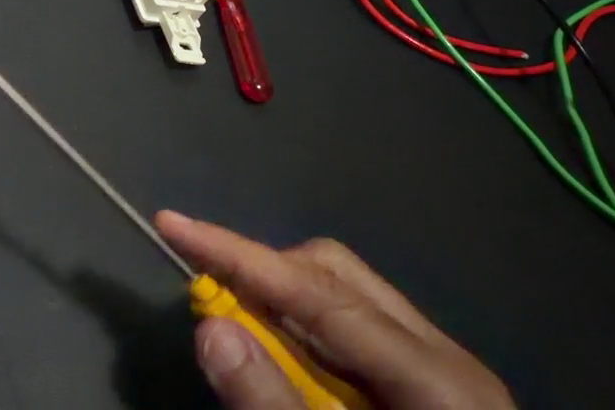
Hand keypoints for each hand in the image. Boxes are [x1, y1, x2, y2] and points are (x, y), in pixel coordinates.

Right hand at [154, 211, 513, 409]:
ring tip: (238, 334)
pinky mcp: (429, 389)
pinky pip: (350, 331)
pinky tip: (284, 364)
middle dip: (260, 275)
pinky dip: (302, 334)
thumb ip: (275, 406)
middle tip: (205, 298)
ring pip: (340, 294)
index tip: (169, 223)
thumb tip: (209, 329)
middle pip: (332, 274)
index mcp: (439, 380)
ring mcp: (442, 372)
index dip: (236, 254)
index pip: (315, 290)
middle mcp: (444, 358)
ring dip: (278, 304)